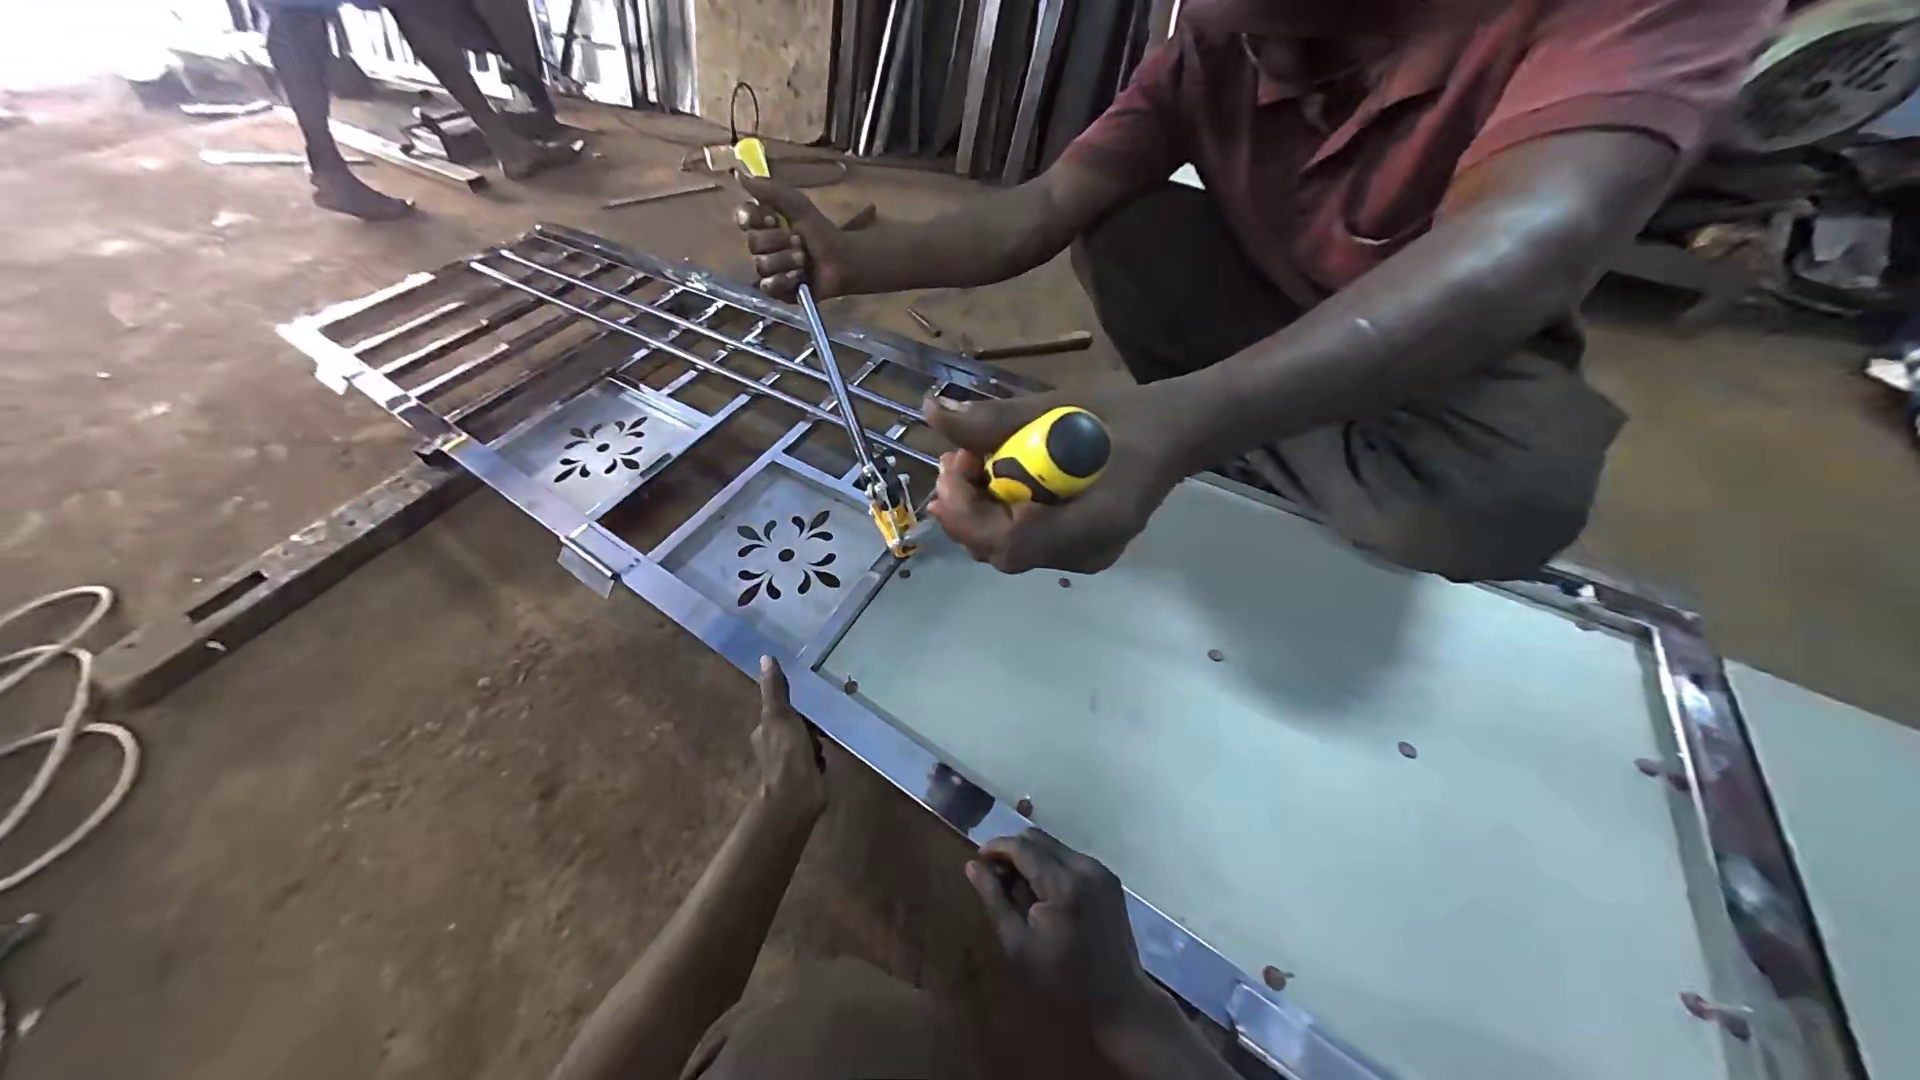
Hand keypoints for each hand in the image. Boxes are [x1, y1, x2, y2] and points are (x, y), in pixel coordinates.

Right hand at [734, 176, 851, 300]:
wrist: (842, 262)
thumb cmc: (822, 233)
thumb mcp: (799, 206)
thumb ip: (770, 190)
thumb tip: (739, 172)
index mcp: (763, 225)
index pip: (743, 218)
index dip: (754, 219)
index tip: (773, 218)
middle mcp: (762, 248)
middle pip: (753, 243)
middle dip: (778, 241)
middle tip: (800, 242)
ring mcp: (769, 270)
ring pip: (761, 265)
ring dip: (786, 260)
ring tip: (804, 260)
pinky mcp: (778, 291)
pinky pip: (768, 286)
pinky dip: (785, 279)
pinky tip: (800, 277)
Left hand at [750, 656, 825, 817]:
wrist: (798, 794)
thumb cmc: (786, 752)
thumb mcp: (779, 714)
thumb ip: (774, 689)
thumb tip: (766, 658)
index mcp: (764, 730)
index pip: (779, 708)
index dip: (793, 701)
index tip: (810, 691)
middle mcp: (774, 744)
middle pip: (794, 723)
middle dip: (808, 718)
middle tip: (827, 705)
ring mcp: (791, 760)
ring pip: (806, 738)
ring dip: (817, 734)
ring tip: (833, 723)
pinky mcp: (807, 772)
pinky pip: (816, 754)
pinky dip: (823, 750)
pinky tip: (833, 746)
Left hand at [923, 385, 1190, 572]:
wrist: (1173, 434)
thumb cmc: (1124, 415)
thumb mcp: (1059, 407)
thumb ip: (995, 420)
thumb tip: (932, 414)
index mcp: (1096, 521)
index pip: (1014, 542)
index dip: (970, 511)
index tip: (955, 463)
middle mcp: (1088, 552)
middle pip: (1003, 552)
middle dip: (964, 509)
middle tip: (954, 460)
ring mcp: (1083, 557)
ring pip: (1006, 552)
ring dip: (975, 513)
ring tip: (969, 466)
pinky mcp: (1077, 551)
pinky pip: (1023, 544)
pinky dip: (996, 516)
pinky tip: (991, 483)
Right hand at [965, 829, 1161, 1028]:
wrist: (1119, 1001)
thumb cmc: (1062, 980)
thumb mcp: (1018, 944)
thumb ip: (995, 899)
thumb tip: (972, 865)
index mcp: (1063, 884)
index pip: (1022, 846)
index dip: (996, 847)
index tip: (978, 860)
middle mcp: (1084, 866)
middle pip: (1038, 839)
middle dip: (1013, 851)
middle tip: (997, 878)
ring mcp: (1100, 870)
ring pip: (1054, 846)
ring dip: (1032, 858)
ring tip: (1021, 891)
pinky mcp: (1108, 878)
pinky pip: (1070, 858)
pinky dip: (1051, 866)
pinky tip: (1045, 895)